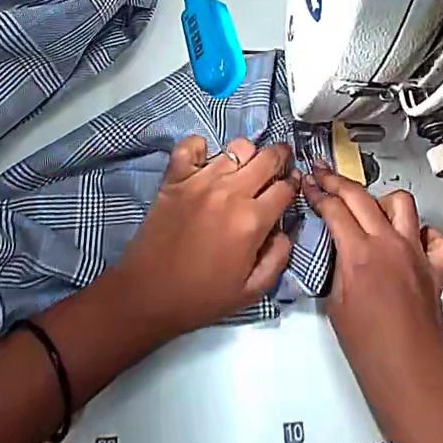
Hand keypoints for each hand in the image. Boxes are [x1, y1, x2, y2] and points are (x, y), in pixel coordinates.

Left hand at [95, 136, 297, 341]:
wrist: (149, 291)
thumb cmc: (202, 296)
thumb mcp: (252, 291)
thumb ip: (277, 259)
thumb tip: (285, 230)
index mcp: (252, 221)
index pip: (285, 188)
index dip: (293, 185)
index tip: (291, 186)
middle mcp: (230, 192)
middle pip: (266, 158)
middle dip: (279, 158)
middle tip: (278, 165)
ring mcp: (200, 180)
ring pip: (236, 148)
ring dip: (247, 155)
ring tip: (243, 168)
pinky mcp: (175, 176)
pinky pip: (192, 145)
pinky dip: (201, 147)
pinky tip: (205, 162)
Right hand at [302, 167, 442, 438]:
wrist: (414, 383)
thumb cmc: (373, 355)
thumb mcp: (334, 304)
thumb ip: (333, 266)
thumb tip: (332, 248)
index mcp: (360, 254)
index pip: (333, 206)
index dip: (316, 191)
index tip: (307, 184)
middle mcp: (390, 246)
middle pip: (359, 194)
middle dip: (336, 181)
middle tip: (322, 176)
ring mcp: (416, 255)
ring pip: (400, 202)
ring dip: (379, 198)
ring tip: (365, 204)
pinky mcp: (435, 270)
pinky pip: (436, 238)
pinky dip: (424, 232)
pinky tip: (409, 238)